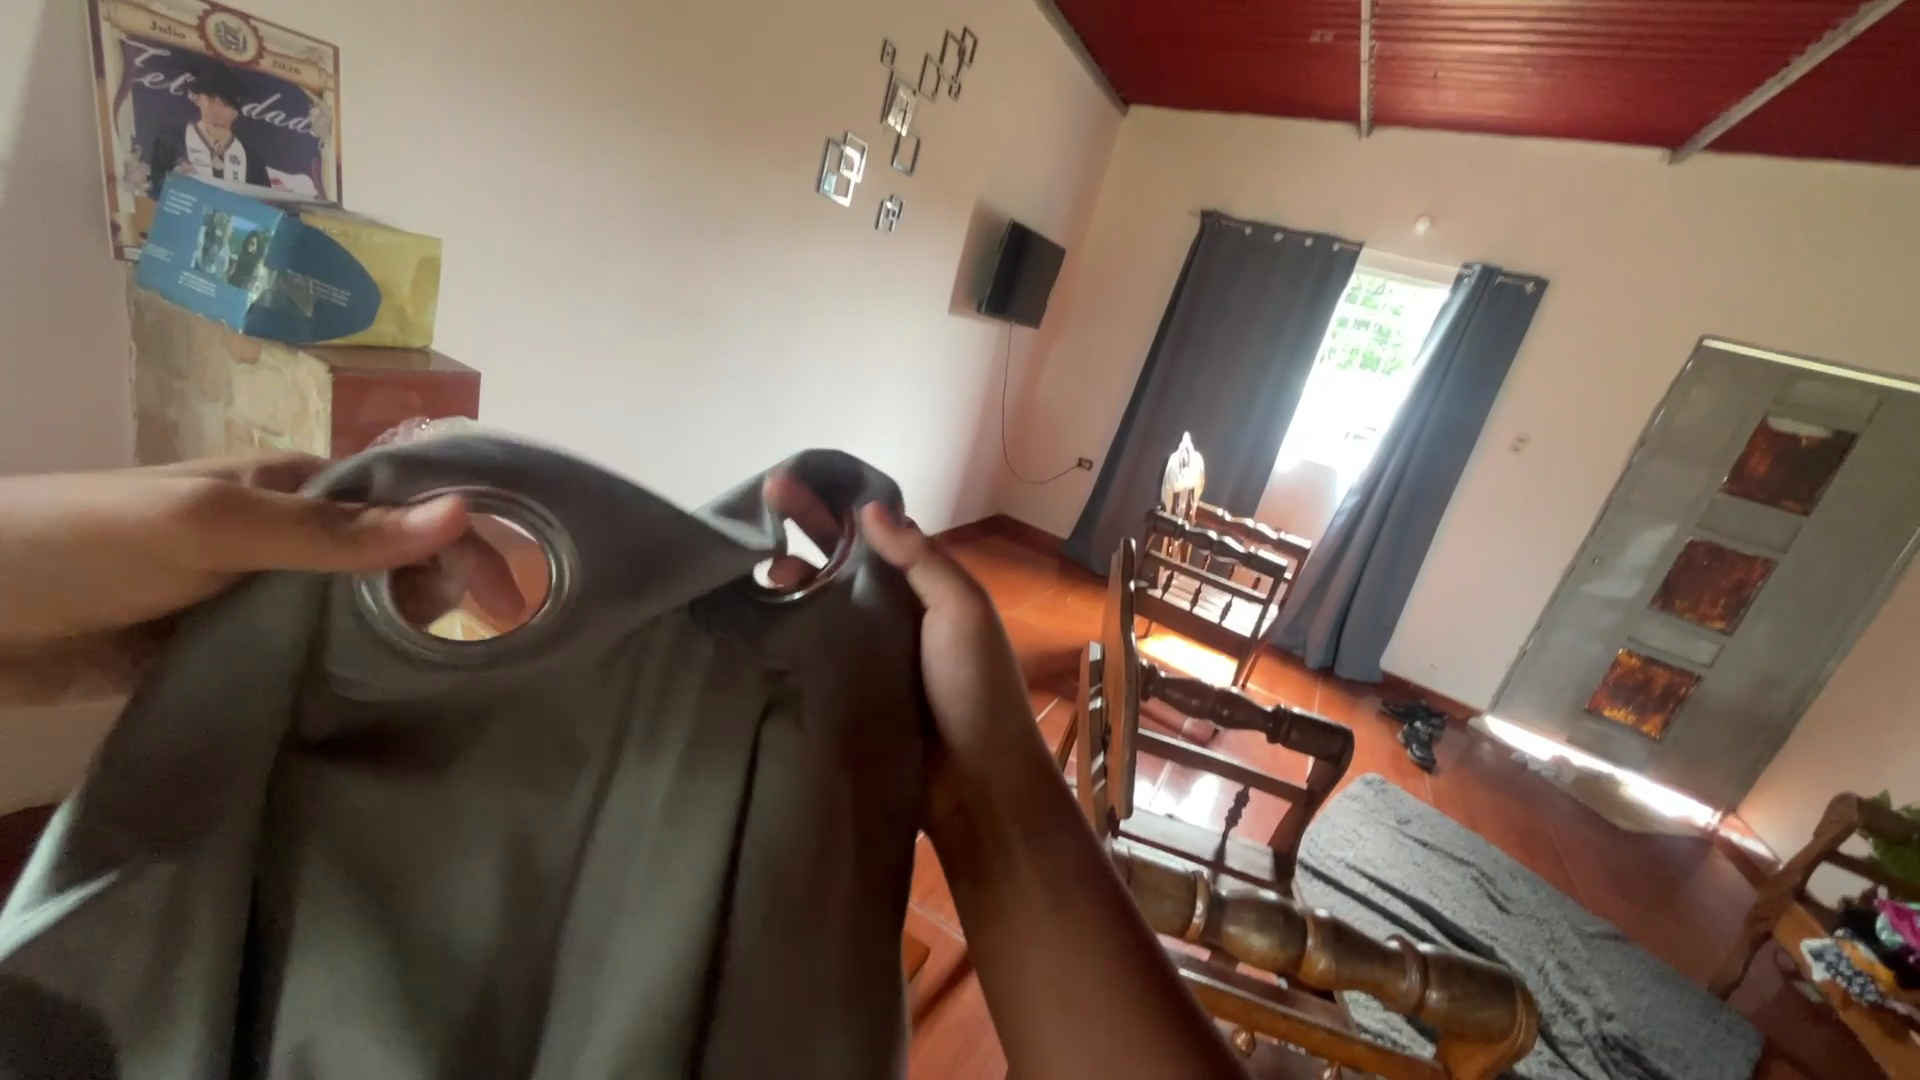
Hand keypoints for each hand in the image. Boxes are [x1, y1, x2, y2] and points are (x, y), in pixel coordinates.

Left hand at [0, 455, 523, 702]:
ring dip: (414, 631)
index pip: (418, 507)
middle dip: (452, 590)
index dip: (471, 544)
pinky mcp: (250, 643)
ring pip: (374, 607)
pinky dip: (368, 664)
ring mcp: (278, 592)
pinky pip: (330, 650)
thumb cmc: (78, 544)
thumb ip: (342, 530)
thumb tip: (465, 512)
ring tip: (448, 670)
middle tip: (482, 642)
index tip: (510, 602)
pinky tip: (394, 688)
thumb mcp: (218, 528)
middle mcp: (305, 537)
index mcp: (306, 490)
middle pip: (408, 559)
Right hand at [759, 471, 1048, 827]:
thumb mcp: (962, 610)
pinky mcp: (845, 689)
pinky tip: (756, 619)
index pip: (873, 533)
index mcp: (922, 587)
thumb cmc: (976, 686)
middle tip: (756, 509)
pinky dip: (786, 631)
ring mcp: (866, 652)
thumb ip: (922, 558)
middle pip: (839, 561)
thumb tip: (871, 508)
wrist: (976, 781)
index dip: (835, 505)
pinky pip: (812, 651)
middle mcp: (891, 612)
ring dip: (790, 580)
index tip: (793, 484)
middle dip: (801, 530)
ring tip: (758, 571)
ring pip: (819, 603)